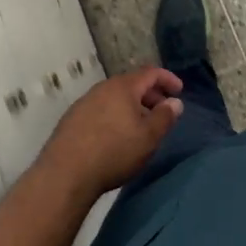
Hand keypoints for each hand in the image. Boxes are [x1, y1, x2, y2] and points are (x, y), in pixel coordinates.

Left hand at [35, 67, 183, 198]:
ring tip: (141, 126)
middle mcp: (102, 88)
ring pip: (115, 97)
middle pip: (132, 84)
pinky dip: (115, 115)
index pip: (150, 72)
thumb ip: (165, 117)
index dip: (168, 79)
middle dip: (150, 94)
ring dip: (132, 106)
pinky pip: (101, 109)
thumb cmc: (114, 151)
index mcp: (123, 87)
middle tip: (162, 111)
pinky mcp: (72, 119)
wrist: (66, 172)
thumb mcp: (148, 137)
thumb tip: (174, 102)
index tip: (179, 91)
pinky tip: (116, 136)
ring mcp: (84, 102)